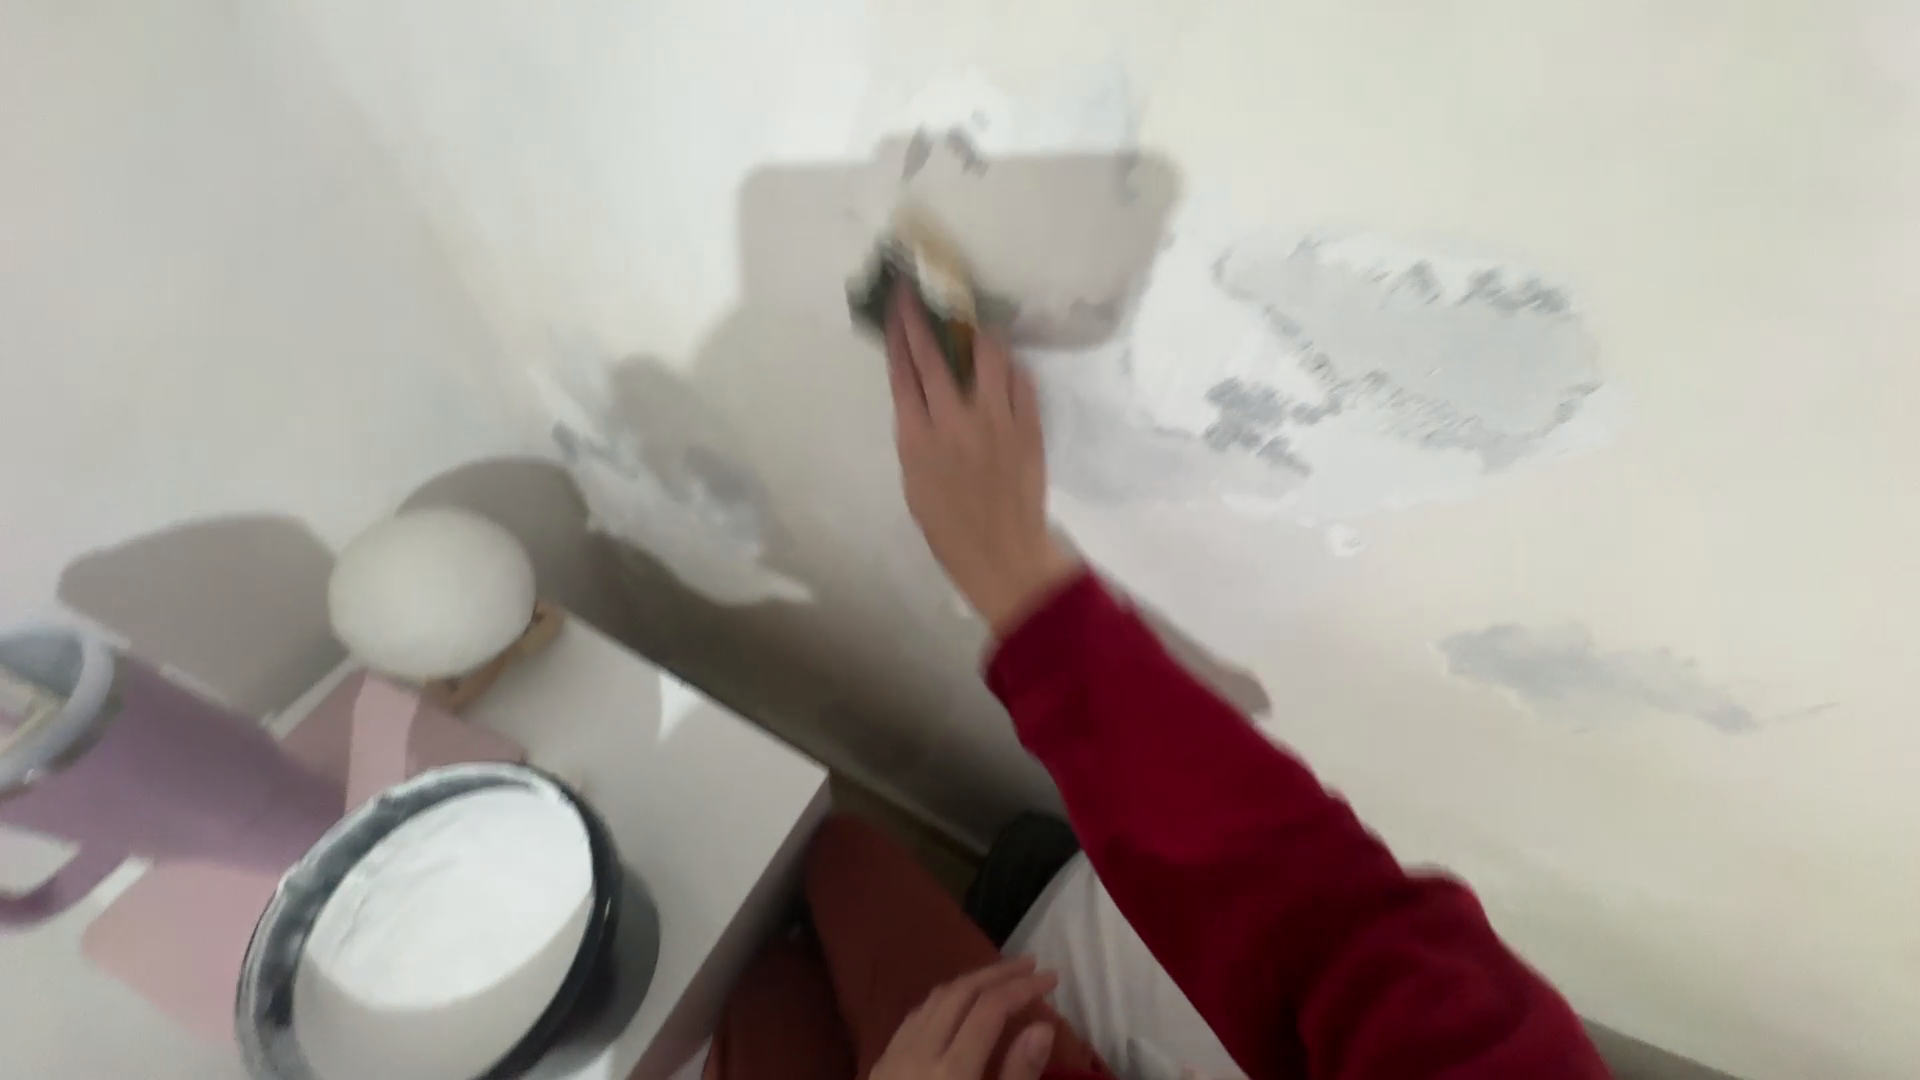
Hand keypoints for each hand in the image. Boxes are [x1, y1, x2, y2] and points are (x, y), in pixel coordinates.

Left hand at [871, 956, 1062, 1079]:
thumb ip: (1015, 1078)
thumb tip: (1042, 1026)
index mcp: (950, 1073)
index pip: (990, 1009)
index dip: (1022, 988)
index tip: (1052, 979)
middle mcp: (918, 1053)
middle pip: (962, 992)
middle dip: (999, 973)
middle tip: (1033, 966)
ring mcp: (894, 1057)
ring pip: (935, 998)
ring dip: (971, 981)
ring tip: (1001, 978)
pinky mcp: (879, 1066)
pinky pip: (916, 1015)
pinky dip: (944, 999)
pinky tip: (956, 1005)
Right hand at [885, 286, 1080, 633]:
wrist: (1003, 553)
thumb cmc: (949, 528)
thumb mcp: (914, 482)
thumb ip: (915, 435)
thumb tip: (920, 395)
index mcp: (917, 439)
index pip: (903, 372)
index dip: (899, 333)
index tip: (898, 305)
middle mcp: (955, 421)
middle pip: (936, 355)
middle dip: (925, 317)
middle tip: (921, 290)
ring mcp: (997, 420)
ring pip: (987, 356)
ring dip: (975, 332)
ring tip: (971, 322)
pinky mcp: (1029, 427)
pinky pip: (1020, 381)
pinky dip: (1009, 366)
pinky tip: (1003, 363)